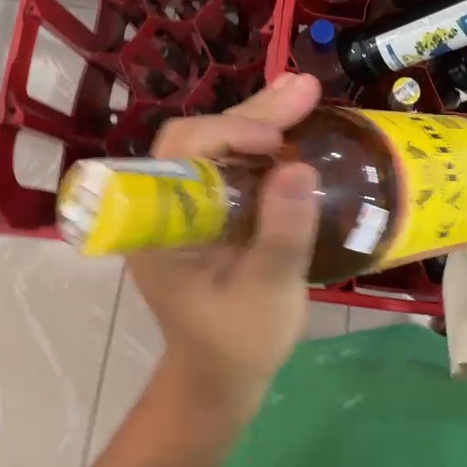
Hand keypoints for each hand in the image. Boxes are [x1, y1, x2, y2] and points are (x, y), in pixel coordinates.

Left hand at [129, 72, 322, 411]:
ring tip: (307, 91)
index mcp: (159, 224)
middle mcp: (165, 202)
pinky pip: (233, 158)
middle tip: (304, 91)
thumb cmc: (237, 344)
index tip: (275, 143)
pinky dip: (265, 137)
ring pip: (218, 141)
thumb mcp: (265, 295)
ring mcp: (188, 201)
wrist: (222, 376)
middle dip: (253, 114)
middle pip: (201, 137)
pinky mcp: (211, 204)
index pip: (178, 154)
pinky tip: (296, 122)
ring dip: (262, 117)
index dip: (224, 135)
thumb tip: (300, 170)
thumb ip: (280, 236)